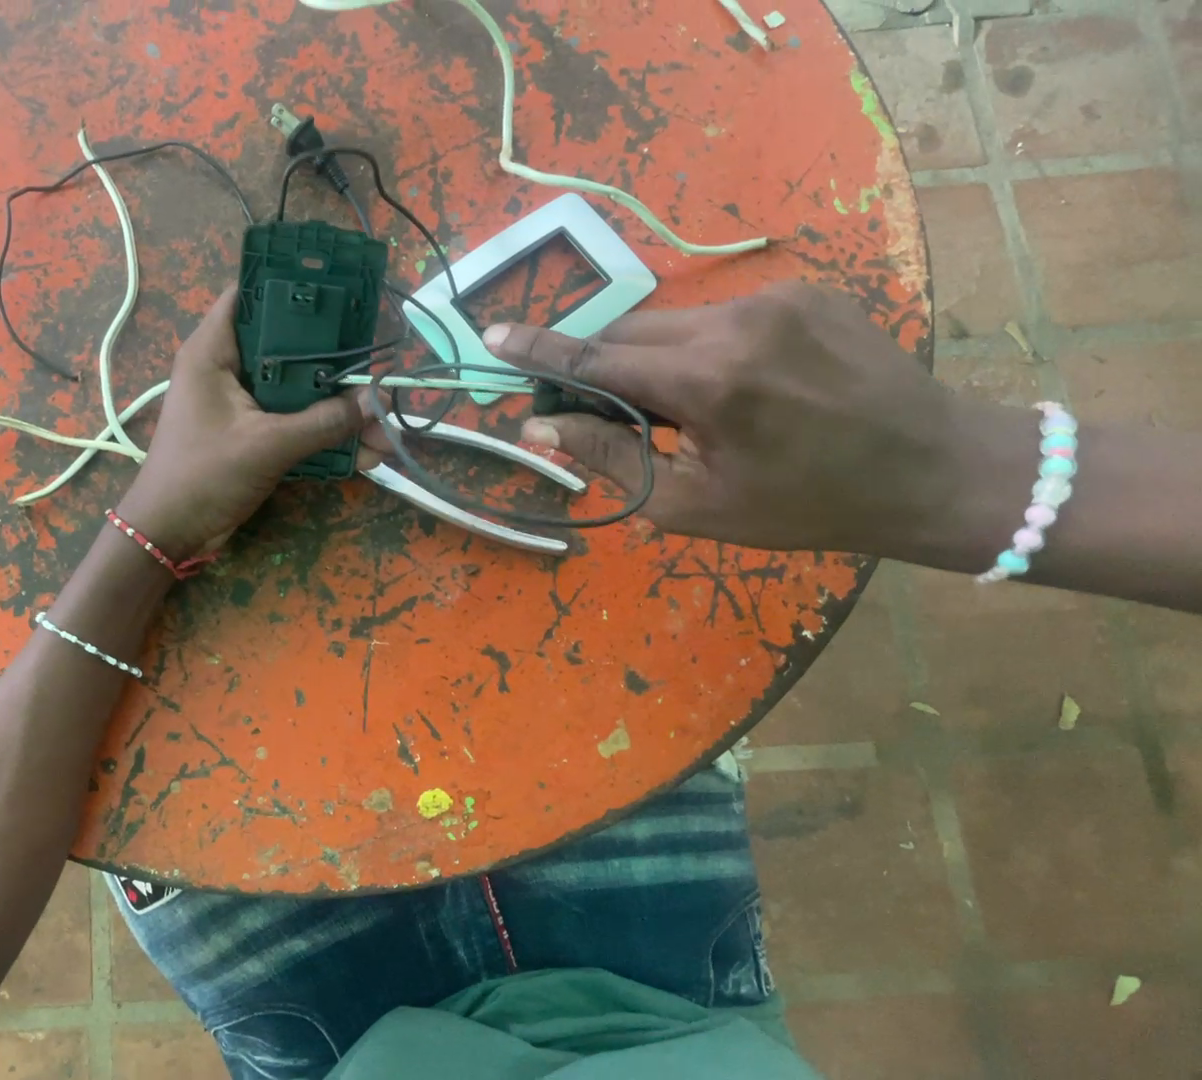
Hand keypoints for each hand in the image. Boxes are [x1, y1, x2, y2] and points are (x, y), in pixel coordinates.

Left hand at [117, 286, 371, 556]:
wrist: (170, 535)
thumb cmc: (203, 477)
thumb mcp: (266, 446)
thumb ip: (323, 423)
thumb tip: (378, 402)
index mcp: (214, 352)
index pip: (251, 294)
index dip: (294, 286)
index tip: (344, 292)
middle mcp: (227, 368)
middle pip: (289, 345)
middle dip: (336, 362)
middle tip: (380, 368)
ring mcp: (241, 404)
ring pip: (299, 391)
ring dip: (338, 409)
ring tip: (383, 429)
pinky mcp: (252, 434)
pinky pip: (295, 423)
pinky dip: (324, 436)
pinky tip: (364, 454)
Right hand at [484, 282, 992, 556]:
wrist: (939, 470)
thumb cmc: (805, 506)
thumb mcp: (692, 504)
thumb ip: (608, 455)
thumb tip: (538, 427)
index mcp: (708, 381)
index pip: (595, 358)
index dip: (537, 351)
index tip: (491, 336)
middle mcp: (736, 322)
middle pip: (625, 332)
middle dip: (595, 368)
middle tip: (589, 413)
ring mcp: (776, 298)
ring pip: (668, 322)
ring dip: (646, 360)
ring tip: (672, 410)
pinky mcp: (803, 291)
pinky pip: (716, 316)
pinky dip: (695, 348)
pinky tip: (728, 388)